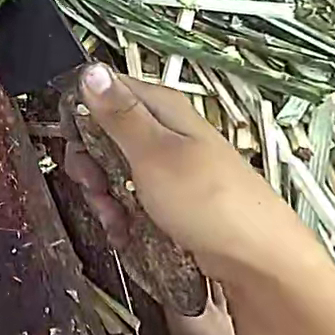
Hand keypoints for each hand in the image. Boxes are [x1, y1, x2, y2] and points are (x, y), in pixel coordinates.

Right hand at [65, 63, 318, 284]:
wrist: (257, 264)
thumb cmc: (210, 203)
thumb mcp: (154, 153)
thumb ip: (118, 114)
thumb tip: (91, 70)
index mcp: (162, 109)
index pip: (104, 92)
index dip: (82, 116)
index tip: (77, 144)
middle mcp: (165, 132)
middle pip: (104, 134)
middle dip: (91, 164)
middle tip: (96, 185)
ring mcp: (168, 166)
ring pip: (114, 169)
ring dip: (104, 194)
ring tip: (114, 215)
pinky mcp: (170, 197)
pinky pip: (131, 197)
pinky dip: (121, 214)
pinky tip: (124, 230)